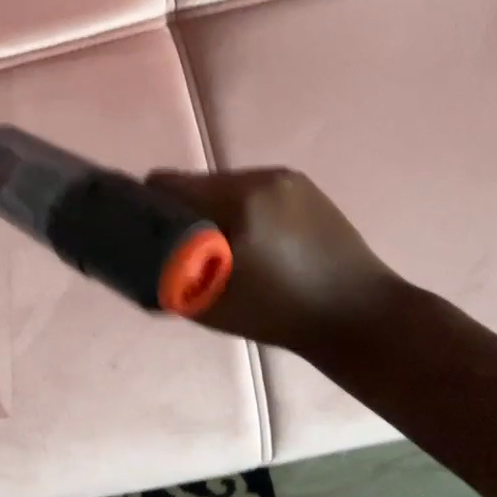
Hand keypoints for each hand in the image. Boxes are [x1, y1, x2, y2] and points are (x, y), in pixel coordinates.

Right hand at [145, 168, 406, 351]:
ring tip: (228, 251)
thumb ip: (164, 270)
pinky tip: (257, 244)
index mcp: (236, 199)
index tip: (149, 236)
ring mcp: (288, 180)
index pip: (165, 184)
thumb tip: (132, 253)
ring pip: (223, 187)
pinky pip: (253, 192)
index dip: (149, 208)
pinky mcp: (307, 189)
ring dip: (215, 212)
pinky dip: (244, 212)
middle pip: (194, 184)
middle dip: (185, 213)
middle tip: (191, 252)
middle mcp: (261, 177)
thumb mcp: (207, 300)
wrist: (363, 319)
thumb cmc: (278, 313)